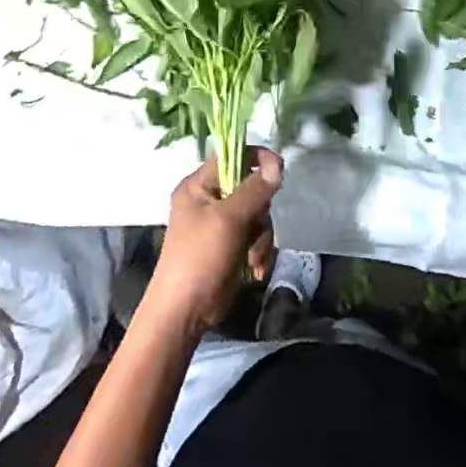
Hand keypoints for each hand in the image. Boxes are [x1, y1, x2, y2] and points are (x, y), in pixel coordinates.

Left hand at [144, 148, 281, 333]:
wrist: (186, 310)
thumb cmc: (200, 257)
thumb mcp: (228, 219)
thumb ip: (253, 190)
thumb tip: (277, 166)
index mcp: (198, 185)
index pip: (231, 156)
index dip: (256, 159)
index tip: (280, 169)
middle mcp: (209, 199)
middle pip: (251, 188)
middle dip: (259, 211)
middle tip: (253, 226)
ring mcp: (221, 223)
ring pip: (258, 215)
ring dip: (261, 237)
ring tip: (251, 257)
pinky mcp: (232, 244)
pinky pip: (256, 236)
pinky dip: (259, 251)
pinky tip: (254, 268)